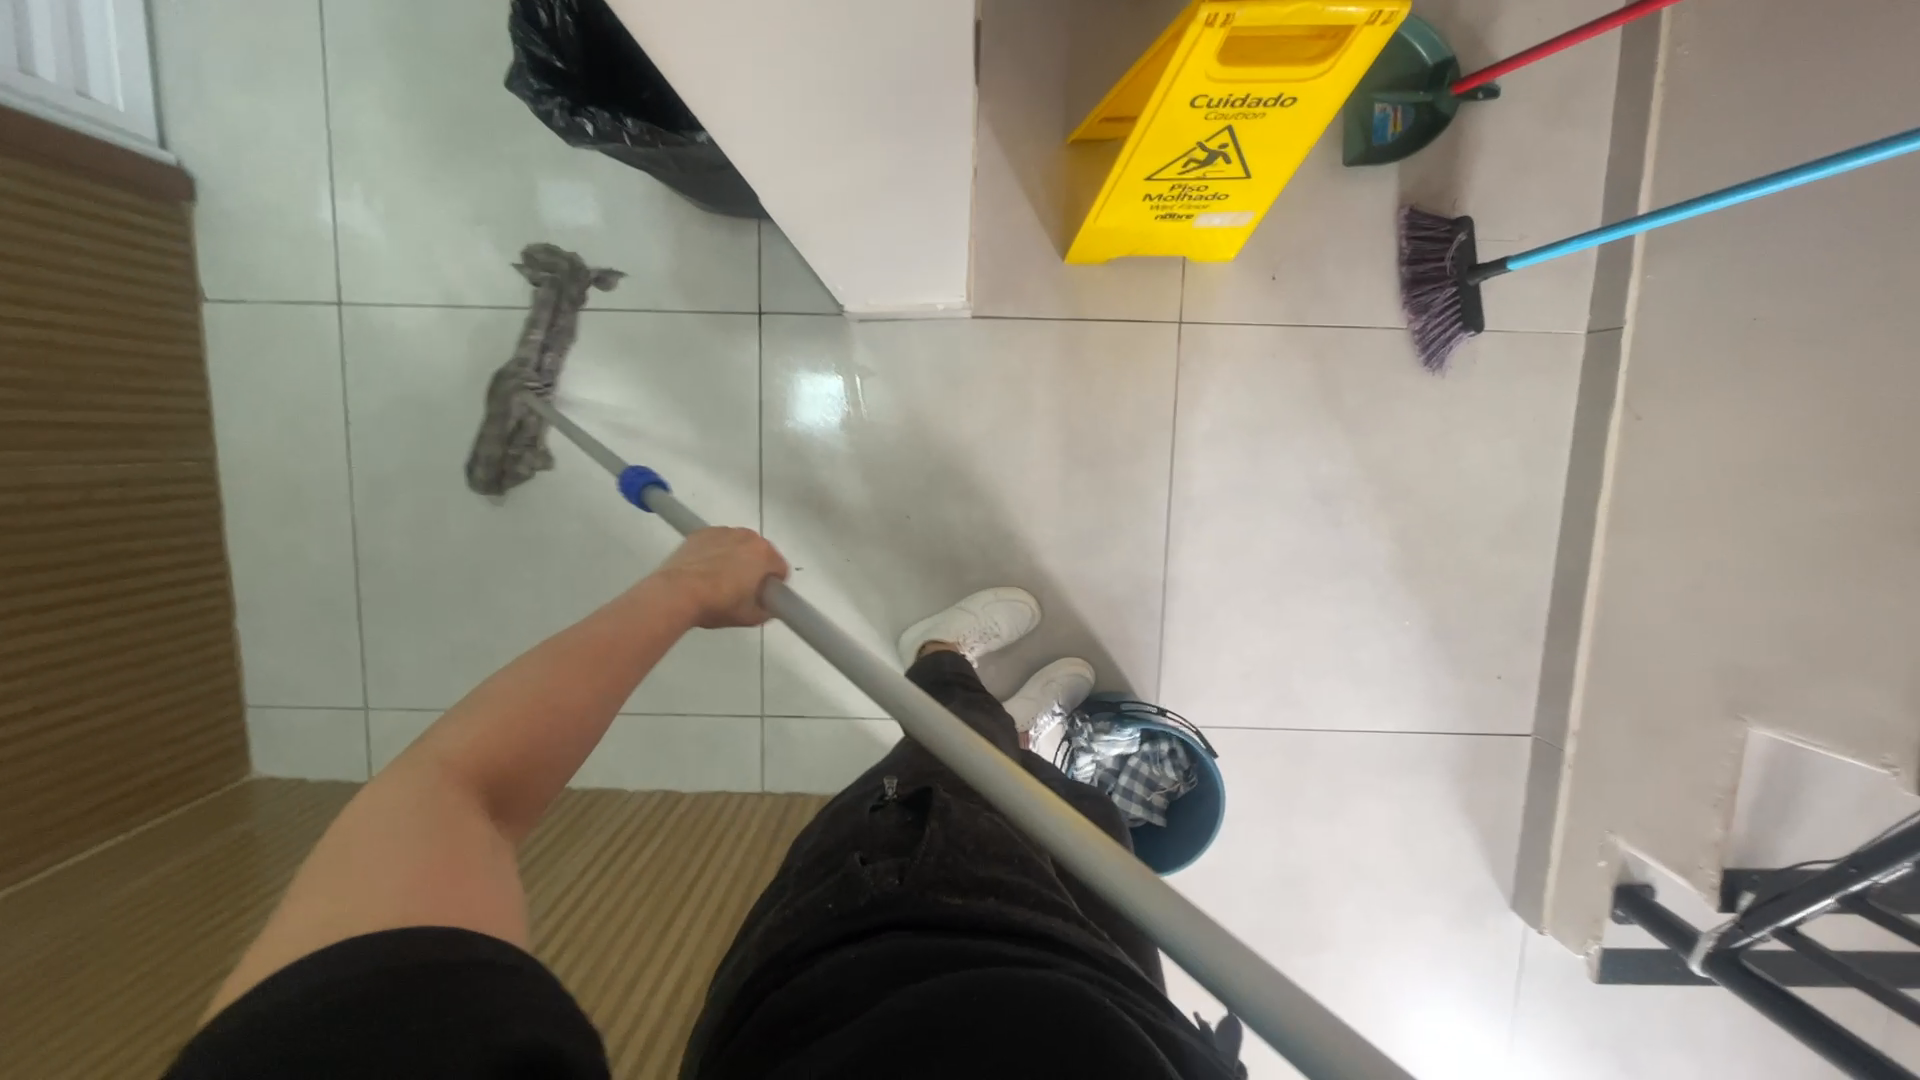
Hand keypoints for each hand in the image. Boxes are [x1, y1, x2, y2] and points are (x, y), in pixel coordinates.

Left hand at [650, 527, 788, 628]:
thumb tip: (766, 607)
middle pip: (760, 553)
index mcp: (764, 555)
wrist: (675, 593)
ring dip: (736, 557)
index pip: (781, 569)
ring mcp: (723, 532)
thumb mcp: (749, 617)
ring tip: (719, 579)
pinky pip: (717, 542)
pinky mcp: (701, 532)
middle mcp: (747, 536)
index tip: (763, 596)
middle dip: (755, 568)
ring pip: (738, 545)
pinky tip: (703, 570)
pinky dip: (715, 552)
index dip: (774, 585)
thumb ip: (766, 611)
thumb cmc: (717, 604)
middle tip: (741, 589)